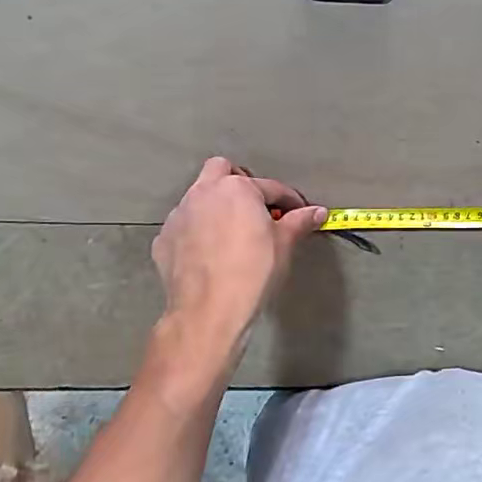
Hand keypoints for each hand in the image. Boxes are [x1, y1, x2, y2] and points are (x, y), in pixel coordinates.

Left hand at [150, 157, 325, 363]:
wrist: (209, 311)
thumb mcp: (284, 245)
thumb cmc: (254, 271)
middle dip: (239, 183)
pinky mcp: (163, 239)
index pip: (271, 187)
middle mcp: (203, 193)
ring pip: (198, 196)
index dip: (289, 200)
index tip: (299, 213)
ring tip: (231, 232)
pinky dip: (197, 231)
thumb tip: (318, 211)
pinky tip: (209, 253)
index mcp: (237, 188)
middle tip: (255, 209)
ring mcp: (179, 215)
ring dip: (215, 206)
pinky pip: (184, 225)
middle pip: (221, 170)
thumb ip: (300, 222)